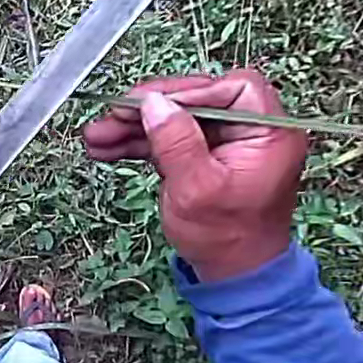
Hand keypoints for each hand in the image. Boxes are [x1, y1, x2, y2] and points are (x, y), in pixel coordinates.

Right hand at [82, 69, 307, 281]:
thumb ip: (176, 142)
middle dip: (149, 109)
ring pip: (175, 119)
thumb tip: (153, 102)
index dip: (188, 92)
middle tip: (111, 114)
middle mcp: (249, 129)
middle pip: (196, 100)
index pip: (231, 89)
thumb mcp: (196, 188)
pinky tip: (105, 148)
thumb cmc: (224, 236)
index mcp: (268, 131)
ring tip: (94, 137)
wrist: (231, 273)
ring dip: (133, 127)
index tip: (148, 104)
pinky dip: (138, 143)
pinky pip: (168, 139)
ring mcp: (223, 142)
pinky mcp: (200, 154)